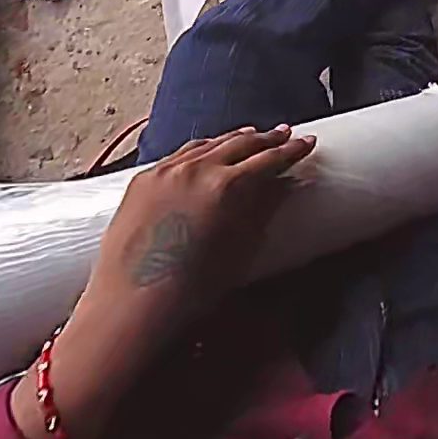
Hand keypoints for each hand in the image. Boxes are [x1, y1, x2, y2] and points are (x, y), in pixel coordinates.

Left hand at [81, 125, 316, 339]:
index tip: (306, 142)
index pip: (267, 159)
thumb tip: (286, 184)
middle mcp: (194, 168)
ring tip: (252, 135)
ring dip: (233, 139)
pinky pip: (180, 155)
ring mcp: (165, 170)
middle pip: (239, 144)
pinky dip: (202, 149)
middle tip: (285, 133)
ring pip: (208, 144)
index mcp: (224, 186)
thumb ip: (263, 209)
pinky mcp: (143, 179)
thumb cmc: (192, 289)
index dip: (290, 151)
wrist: (131, 305)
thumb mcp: (240, 249)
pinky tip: (209, 150)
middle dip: (265, 138)